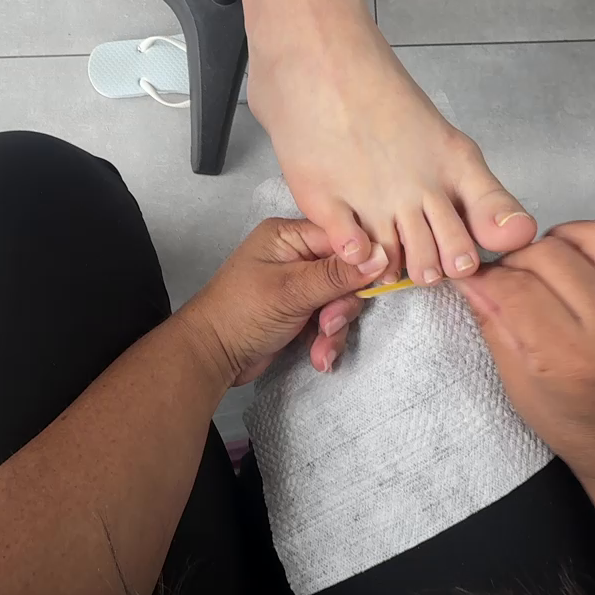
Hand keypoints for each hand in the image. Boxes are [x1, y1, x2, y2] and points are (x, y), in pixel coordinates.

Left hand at [179, 218, 390, 385]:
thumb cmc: (242, 313)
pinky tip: (317, 357)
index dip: (363, 261)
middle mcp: (296, 255)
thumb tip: (382, 256)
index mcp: (289, 236)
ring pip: (340, 301)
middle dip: (342, 305)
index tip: (376, 284)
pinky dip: (326, 340)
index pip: (342, 239)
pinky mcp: (301, 312)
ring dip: (334, 328)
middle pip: (346, 273)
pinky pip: (329, 321)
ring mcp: (299, 285)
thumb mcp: (291, 290)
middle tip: (328, 324)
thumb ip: (337, 275)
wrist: (213, 356)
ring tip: (319, 346)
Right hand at [456, 220, 594, 482]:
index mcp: (571, 357)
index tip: (474, 280)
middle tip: (509, 280)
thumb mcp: (516, 383)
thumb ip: (493, 323)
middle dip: (516, 261)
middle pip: (548, 254)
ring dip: (561, 240)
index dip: (484, 278)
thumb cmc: (572, 421)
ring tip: (548, 264)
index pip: (514, 287)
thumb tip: (469, 277)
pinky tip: (586, 259)